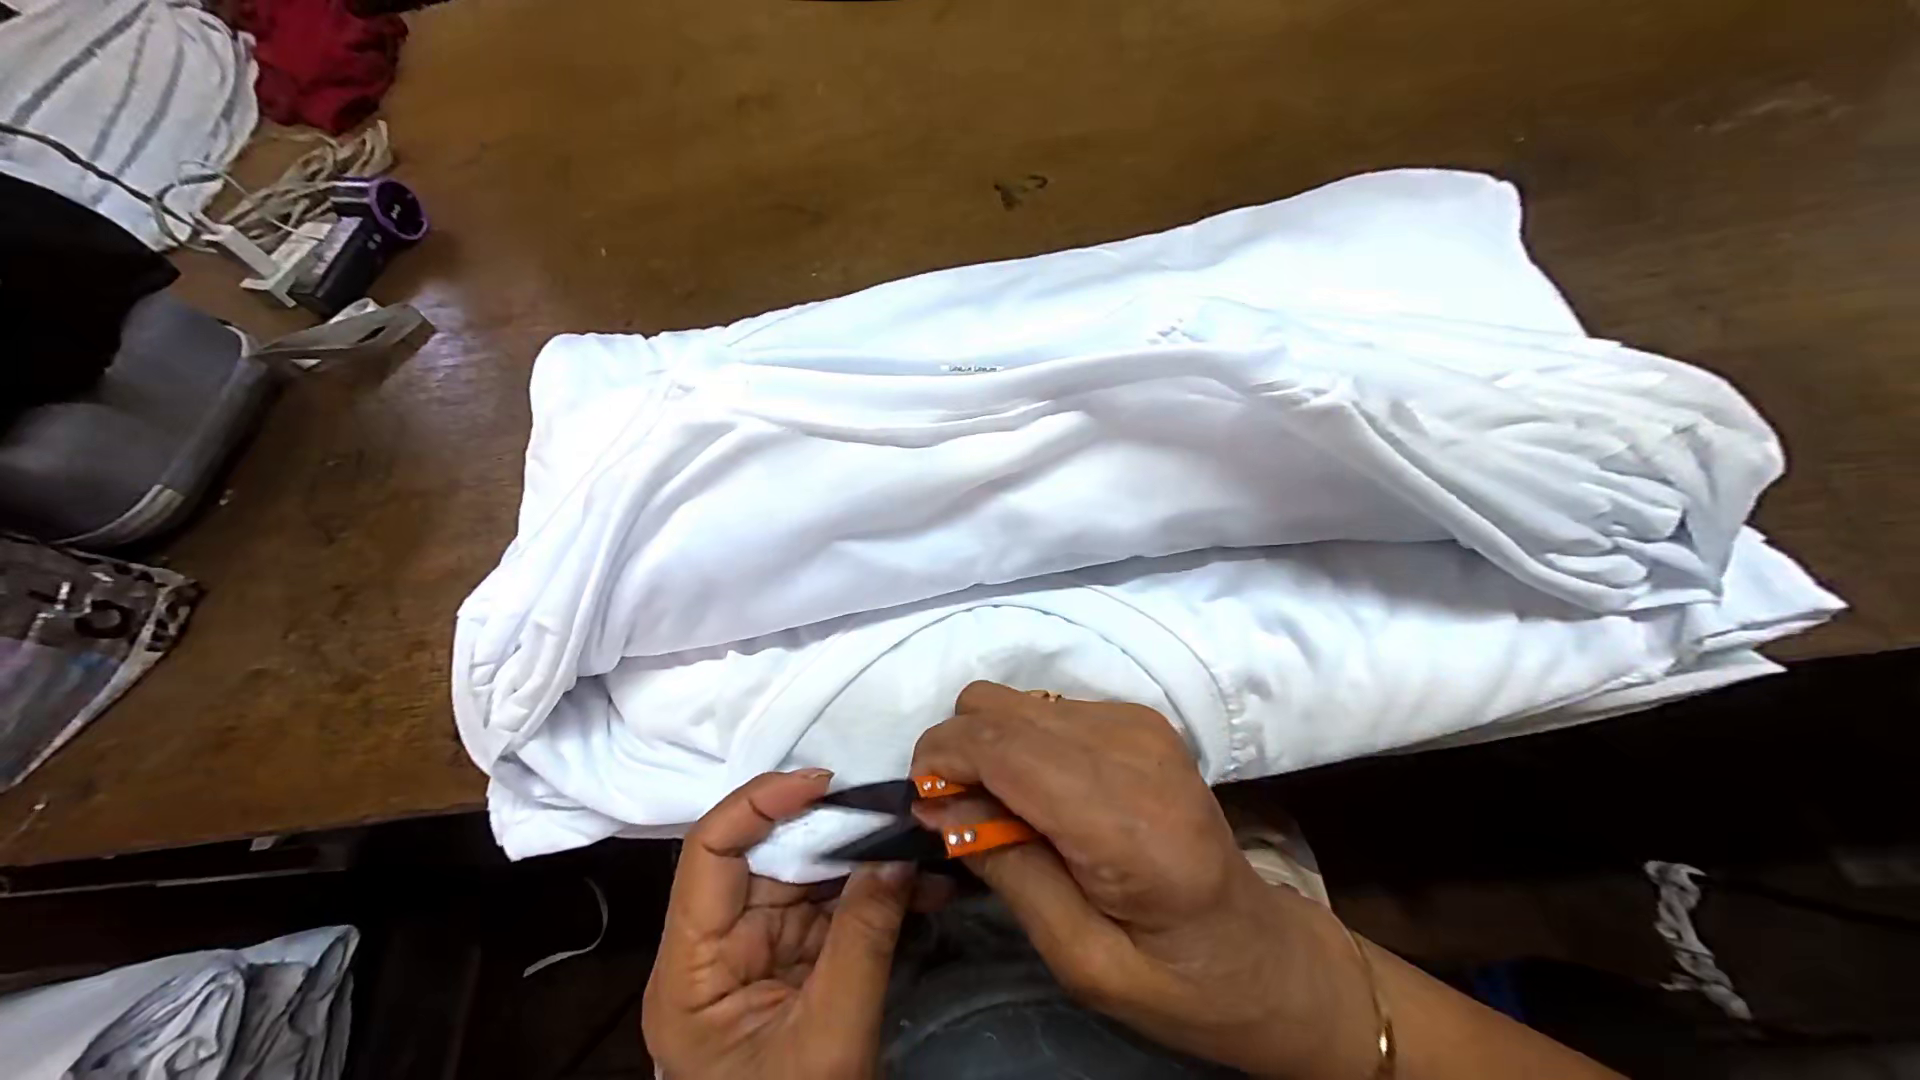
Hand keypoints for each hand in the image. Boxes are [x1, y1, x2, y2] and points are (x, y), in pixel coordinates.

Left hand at [642, 769, 915, 1079]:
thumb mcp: (828, 1038)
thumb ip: (862, 938)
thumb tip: (896, 854)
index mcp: (692, 967)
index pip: (709, 853)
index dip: (759, 804)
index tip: (823, 783)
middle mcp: (718, 946)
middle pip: (767, 858)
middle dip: (832, 831)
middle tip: (891, 813)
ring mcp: (761, 952)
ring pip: (810, 878)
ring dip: (866, 861)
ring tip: (921, 848)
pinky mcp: (798, 960)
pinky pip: (837, 908)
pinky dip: (879, 895)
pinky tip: (925, 889)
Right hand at [910, 682, 1380, 1078]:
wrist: (1260, 949)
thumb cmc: (1175, 977)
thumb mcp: (1079, 959)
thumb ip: (1006, 869)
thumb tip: (934, 804)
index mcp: (1127, 822)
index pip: (1005, 748)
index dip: (943, 760)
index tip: (920, 801)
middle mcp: (1133, 748)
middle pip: (998, 707)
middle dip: (956, 751)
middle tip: (959, 814)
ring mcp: (1138, 722)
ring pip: (1013, 699)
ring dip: (987, 746)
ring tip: (1002, 810)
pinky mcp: (1137, 716)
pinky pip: (1042, 706)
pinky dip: (1020, 742)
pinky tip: (1039, 792)